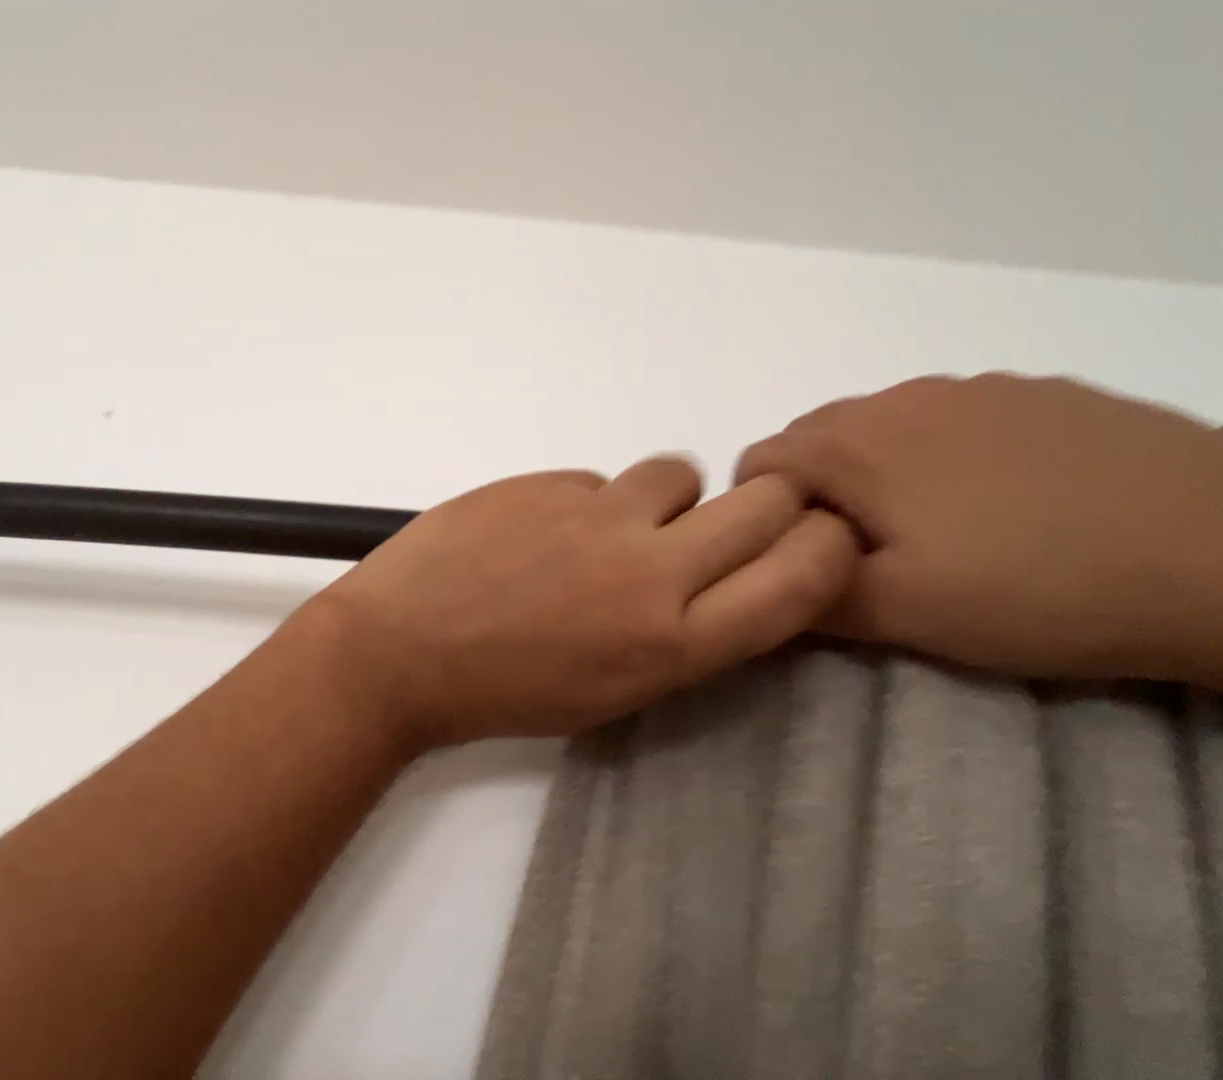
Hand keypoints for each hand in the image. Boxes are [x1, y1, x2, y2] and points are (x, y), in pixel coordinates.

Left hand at [301, 457, 856, 748]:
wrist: (398, 652)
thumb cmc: (503, 693)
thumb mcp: (613, 692)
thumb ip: (682, 635)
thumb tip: (725, 579)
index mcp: (675, 643)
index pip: (803, 575)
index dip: (825, 545)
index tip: (813, 537)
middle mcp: (652, 571)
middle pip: (766, 500)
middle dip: (767, 500)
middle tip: (726, 519)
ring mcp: (595, 516)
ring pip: (678, 472)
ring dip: (665, 496)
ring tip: (610, 530)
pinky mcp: (544, 483)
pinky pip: (596, 478)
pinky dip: (585, 501)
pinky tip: (537, 533)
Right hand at [735, 373, 1222, 681]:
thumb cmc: (1037, 589)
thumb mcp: (900, 615)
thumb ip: (808, 591)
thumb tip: (766, 572)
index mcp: (856, 445)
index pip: (759, 459)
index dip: (762, 512)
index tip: (799, 560)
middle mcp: (906, 397)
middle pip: (819, 434)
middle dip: (818, 489)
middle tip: (864, 554)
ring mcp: (983, 387)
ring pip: (890, 423)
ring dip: (882, 470)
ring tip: (942, 531)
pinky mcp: (1049, 392)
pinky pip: (959, 416)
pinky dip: (949, 454)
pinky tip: (1010, 504)